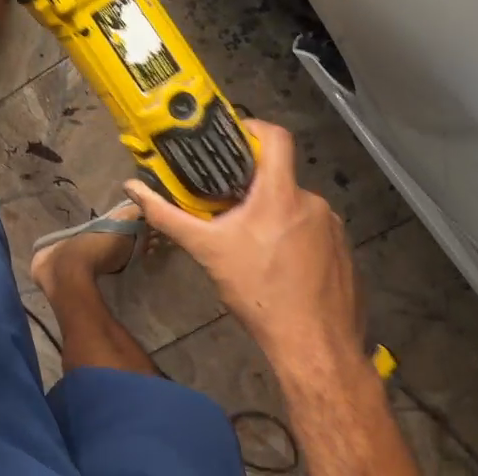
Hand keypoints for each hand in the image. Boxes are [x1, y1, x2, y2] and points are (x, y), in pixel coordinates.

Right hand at [126, 121, 362, 367]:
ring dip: (273, 215)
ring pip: (295, 207)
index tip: (231, 138)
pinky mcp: (346, 255)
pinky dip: (294, 239)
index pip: (276, 137)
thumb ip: (167, 216)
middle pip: (279, 177)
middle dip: (252, 187)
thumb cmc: (258, 293)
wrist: (316, 349)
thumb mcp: (206, 251)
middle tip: (226, 205)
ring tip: (250, 242)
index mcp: (280, 194)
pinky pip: (314, 232)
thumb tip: (131, 188)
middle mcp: (313, 203)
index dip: (253, 128)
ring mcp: (334, 229)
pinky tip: (278, 267)